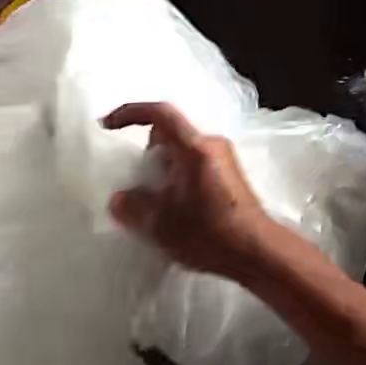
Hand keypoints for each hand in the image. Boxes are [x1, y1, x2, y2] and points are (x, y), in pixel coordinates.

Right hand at [102, 102, 279, 280]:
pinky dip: (180, 176)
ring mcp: (225, 158)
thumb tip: (120, 199)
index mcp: (194, 147)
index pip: (160, 113)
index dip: (130, 113)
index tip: (108, 125)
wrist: (258, 251)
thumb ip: (132, 207)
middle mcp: (211, 144)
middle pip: (170, 133)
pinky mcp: (231, 174)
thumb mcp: (160, 224)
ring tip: (160, 205)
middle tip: (141, 185)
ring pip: (182, 150)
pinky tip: (179, 210)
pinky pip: (196, 163)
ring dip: (164, 168)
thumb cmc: (209, 232)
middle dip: (148, 153)